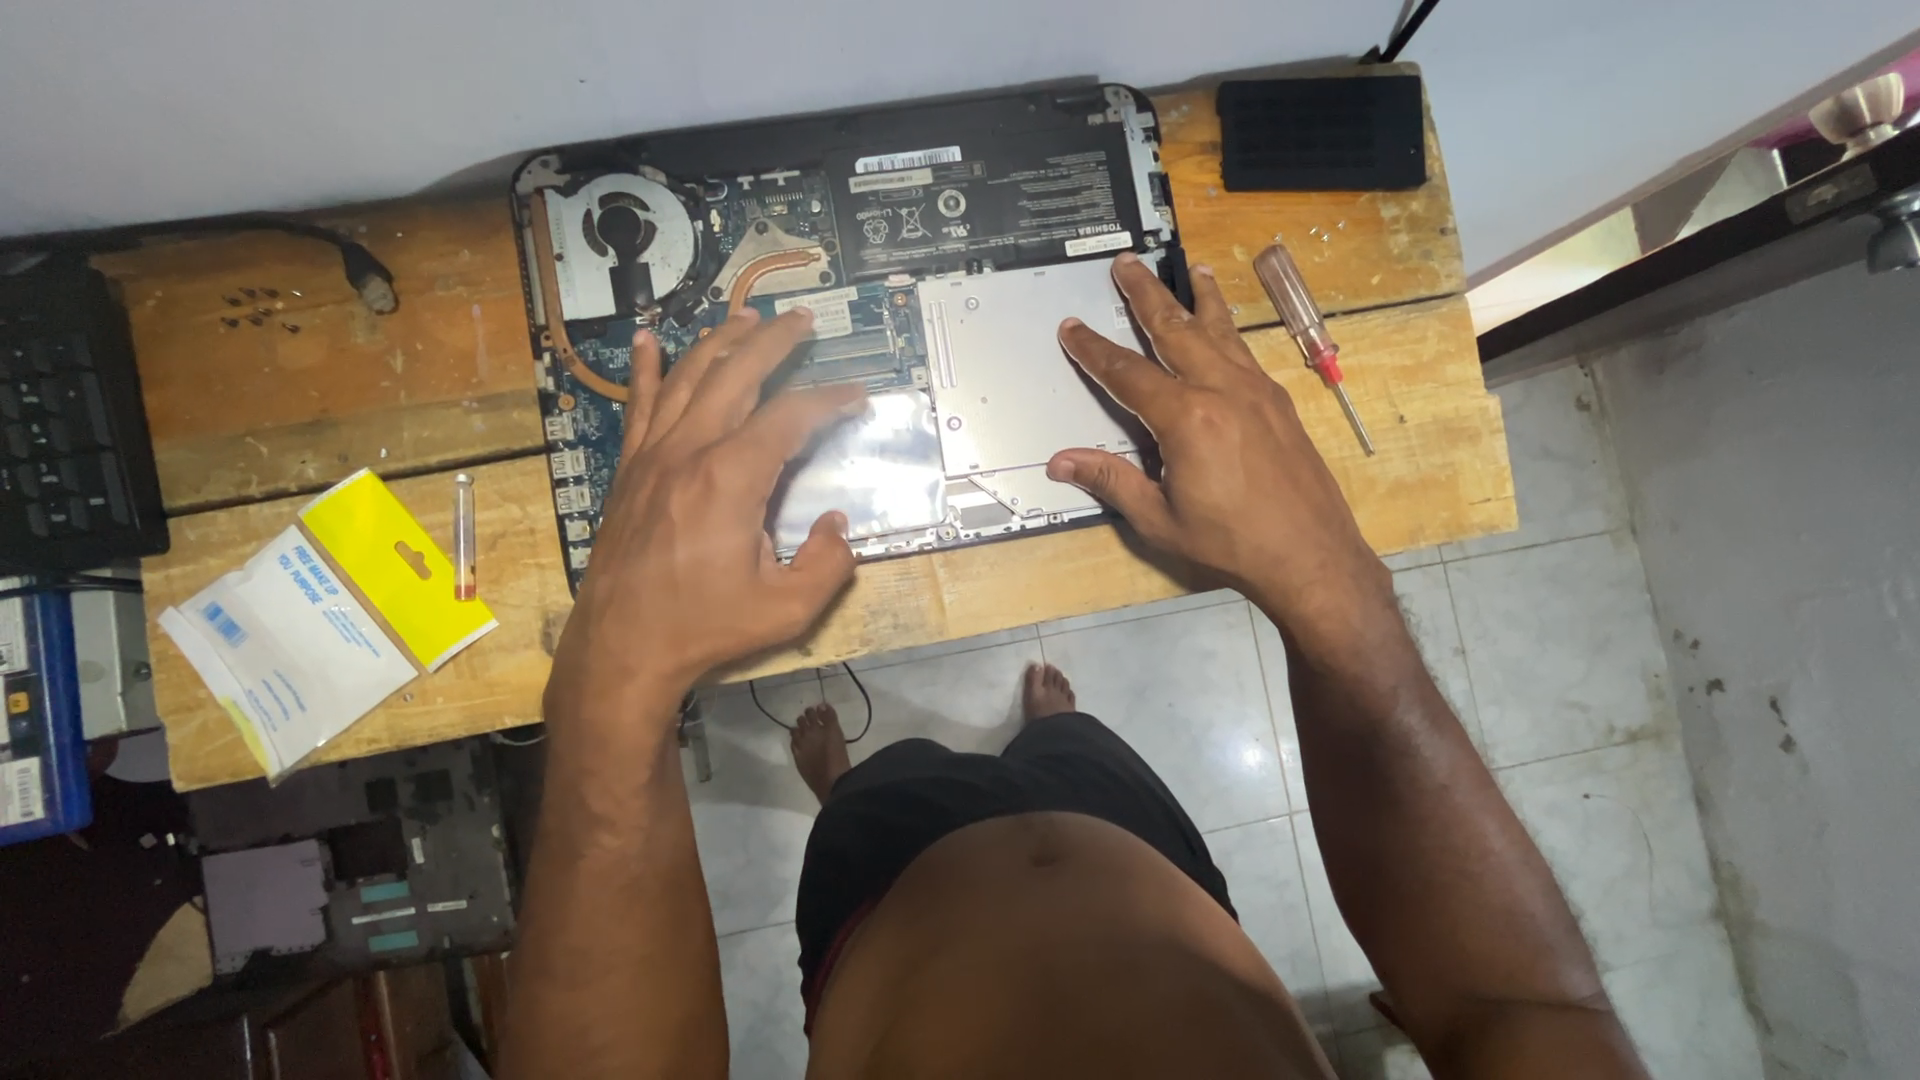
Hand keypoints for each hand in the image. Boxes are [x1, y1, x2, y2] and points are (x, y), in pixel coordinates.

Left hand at [546, 309, 865, 735]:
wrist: (622, 648)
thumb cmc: (706, 627)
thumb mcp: (788, 609)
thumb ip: (828, 564)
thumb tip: (837, 524)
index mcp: (731, 478)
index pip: (790, 416)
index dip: (830, 399)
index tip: (858, 395)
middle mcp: (690, 451)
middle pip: (737, 374)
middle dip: (774, 341)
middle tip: (802, 320)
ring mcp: (653, 455)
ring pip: (690, 378)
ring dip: (722, 342)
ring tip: (747, 316)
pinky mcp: (631, 469)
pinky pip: (641, 405)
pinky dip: (650, 370)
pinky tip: (652, 340)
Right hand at [1048, 253, 1390, 639]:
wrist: (1310, 555)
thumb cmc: (1228, 543)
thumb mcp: (1158, 519)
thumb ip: (1111, 481)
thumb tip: (1059, 462)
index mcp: (1186, 418)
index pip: (1127, 373)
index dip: (1094, 350)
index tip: (1072, 327)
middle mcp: (1222, 390)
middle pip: (1175, 329)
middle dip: (1145, 294)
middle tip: (1126, 263)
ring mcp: (1256, 390)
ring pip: (1220, 329)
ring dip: (1198, 296)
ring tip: (1191, 267)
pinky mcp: (1279, 401)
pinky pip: (1245, 350)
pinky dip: (1229, 326)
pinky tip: (1224, 324)